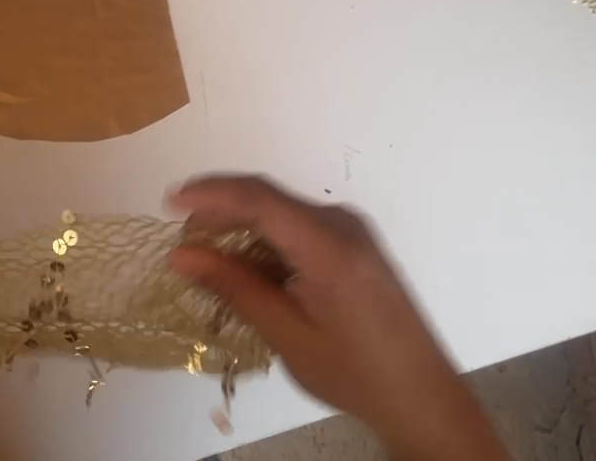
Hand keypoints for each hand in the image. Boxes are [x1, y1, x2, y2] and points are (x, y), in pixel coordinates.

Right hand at [166, 175, 506, 460]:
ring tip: (208, 255)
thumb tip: (179, 254)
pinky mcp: (353, 243)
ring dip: (239, 224)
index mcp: (329, 246)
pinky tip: (247, 265)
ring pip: (278, 210)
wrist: (426, 402)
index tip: (168, 202)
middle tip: (182, 238)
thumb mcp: (286, 335)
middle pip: (266, 199)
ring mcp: (350, 231)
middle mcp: (341, 224)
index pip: (258, 199)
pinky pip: (296, 224)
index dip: (209, 193)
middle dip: (218, 210)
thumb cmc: (355, 373)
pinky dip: (263, 237)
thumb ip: (232, 286)